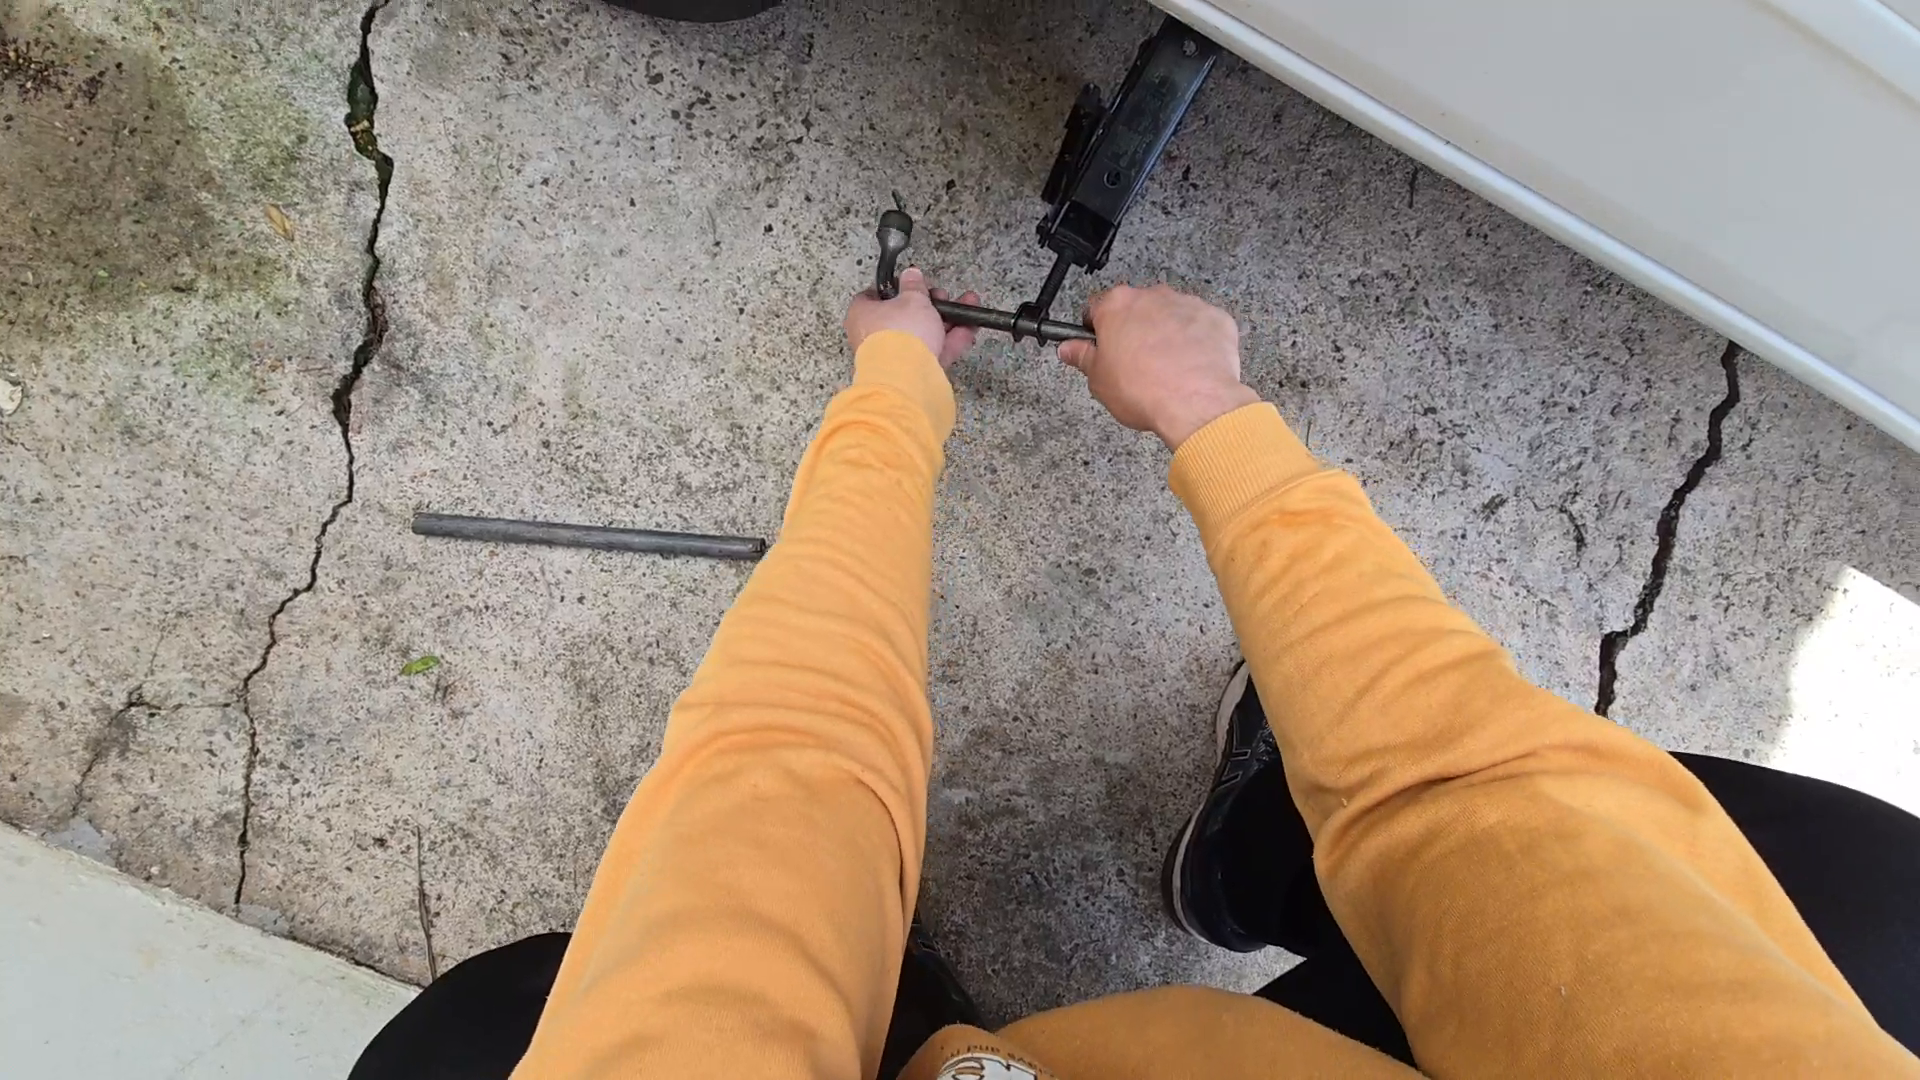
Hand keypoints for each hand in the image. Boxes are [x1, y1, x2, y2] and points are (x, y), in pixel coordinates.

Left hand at [843, 267, 981, 369]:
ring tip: (967, 306)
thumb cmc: (899, 334)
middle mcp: (874, 338)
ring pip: (923, 335)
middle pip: (904, 316)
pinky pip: (932, 353)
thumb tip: (912, 275)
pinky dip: (950, 342)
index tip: (914, 285)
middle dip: (929, 306)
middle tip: (943, 297)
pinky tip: (968, 329)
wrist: (906, 376)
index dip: (896, 288)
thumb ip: (914, 286)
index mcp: (862, 314)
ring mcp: (894, 357)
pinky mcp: (913, 373)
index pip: (875, 296)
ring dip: (946, 321)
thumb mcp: (912, 299)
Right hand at [1058, 284, 1260, 448]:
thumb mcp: (1098, 379)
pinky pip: (1199, 326)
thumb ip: (1082, 357)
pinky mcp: (1214, 318)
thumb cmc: (1144, 389)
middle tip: (1131, 364)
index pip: (1096, 307)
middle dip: (1132, 331)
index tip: (1098, 346)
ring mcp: (1186, 304)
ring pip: (1169, 316)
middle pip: (1135, 309)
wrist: (1194, 402)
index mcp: (1117, 306)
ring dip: (1164, 335)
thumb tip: (1068, 349)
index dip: (1095, 329)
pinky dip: (1193, 342)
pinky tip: (1188, 367)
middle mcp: (1151, 297)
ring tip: (1164, 370)